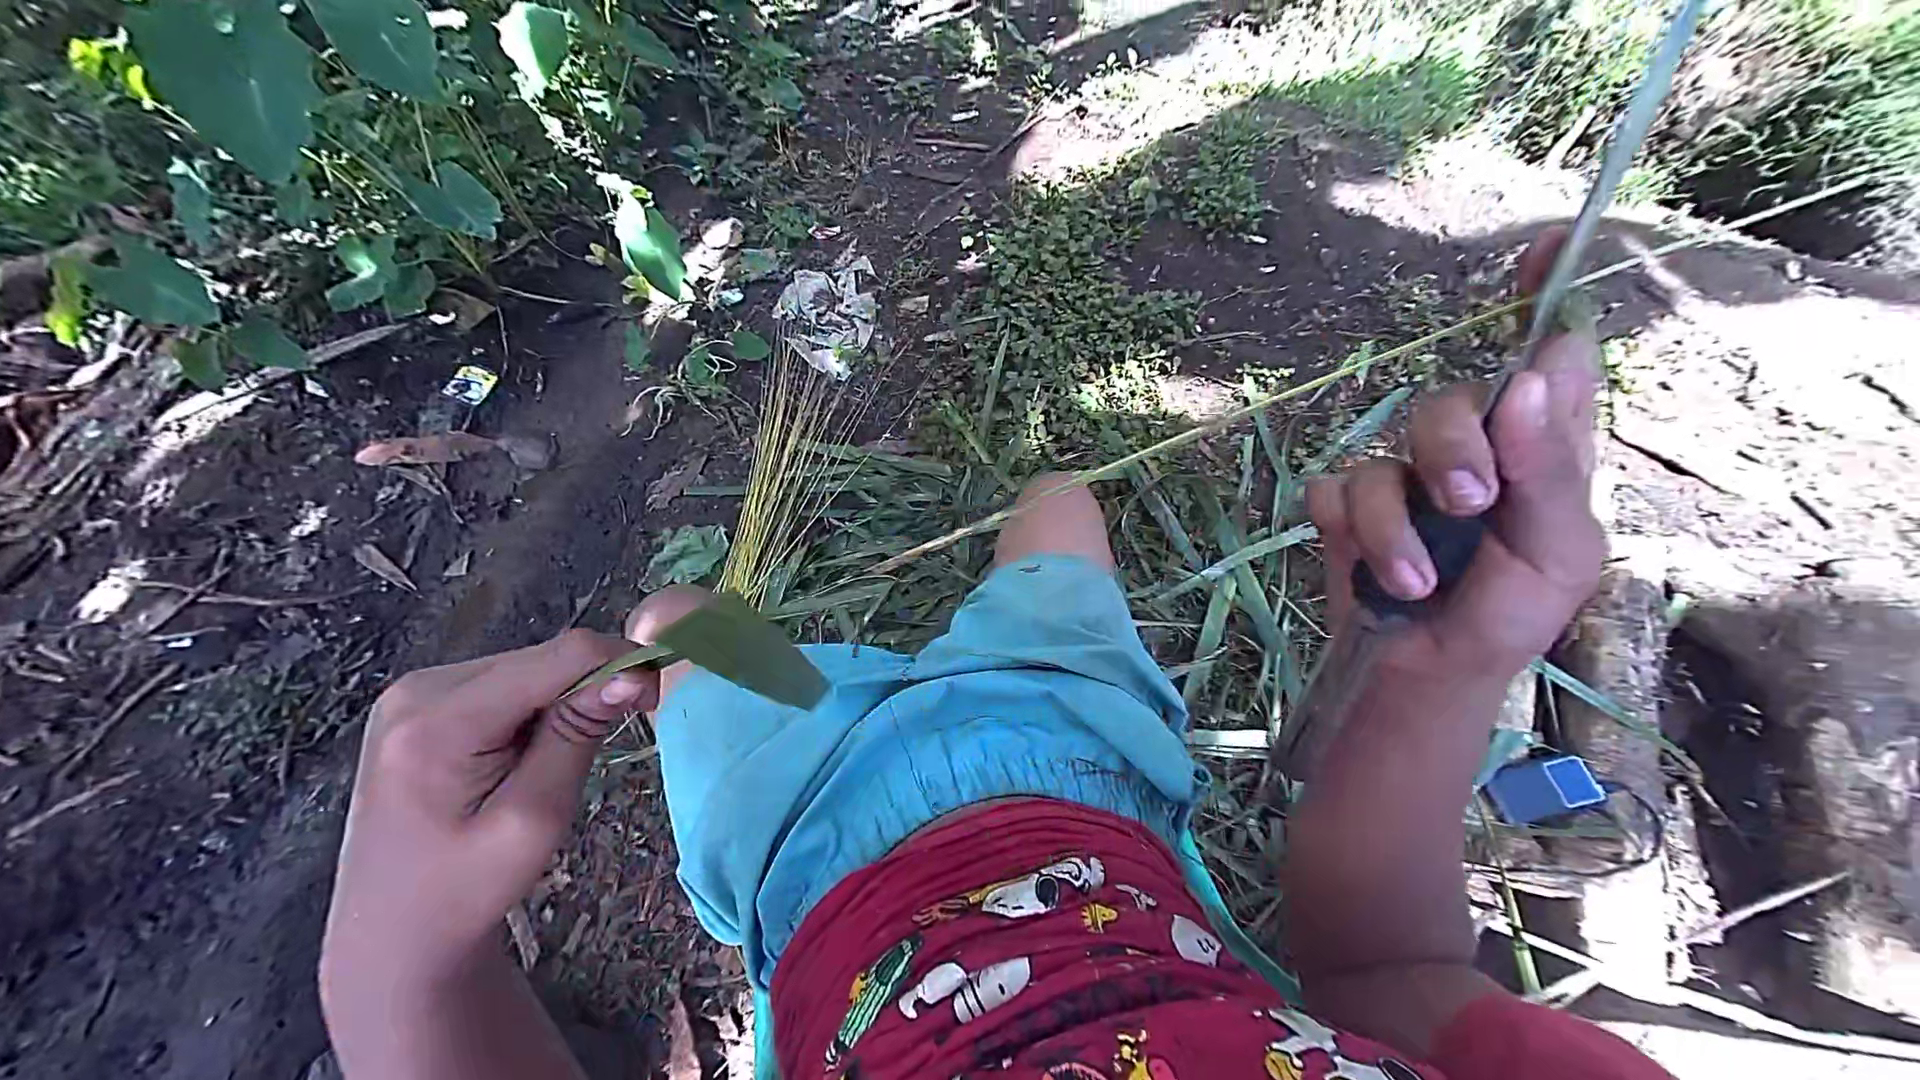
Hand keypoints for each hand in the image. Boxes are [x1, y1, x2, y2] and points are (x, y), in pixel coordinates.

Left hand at [320, 630, 656, 1035]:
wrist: (391, 934)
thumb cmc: (466, 889)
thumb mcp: (536, 817)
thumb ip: (578, 735)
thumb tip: (632, 673)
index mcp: (437, 723)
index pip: (558, 656)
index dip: (619, 663)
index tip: (651, 700)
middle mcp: (421, 689)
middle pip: (545, 657)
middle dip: (594, 683)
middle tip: (619, 729)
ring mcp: (416, 692)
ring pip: (533, 664)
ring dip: (569, 695)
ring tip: (564, 751)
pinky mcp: (423, 701)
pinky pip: (511, 680)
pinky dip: (541, 703)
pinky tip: (532, 746)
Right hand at [1306, 231, 1604, 681]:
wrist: (1419, 671)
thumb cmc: (1503, 618)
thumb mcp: (1555, 551)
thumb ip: (1547, 467)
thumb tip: (1535, 372)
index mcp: (1534, 456)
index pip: (1546, 363)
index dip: (1544, 303)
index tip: (1547, 246)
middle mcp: (1465, 454)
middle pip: (1448, 401)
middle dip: (1453, 449)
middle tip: (1467, 502)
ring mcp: (1397, 481)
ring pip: (1380, 461)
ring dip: (1395, 525)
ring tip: (1415, 580)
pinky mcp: (1343, 508)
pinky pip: (1332, 492)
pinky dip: (1351, 532)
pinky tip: (1368, 568)